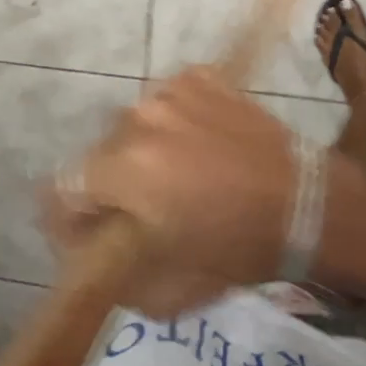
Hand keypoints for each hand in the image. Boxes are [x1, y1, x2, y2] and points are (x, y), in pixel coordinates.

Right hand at [41, 67, 298, 316]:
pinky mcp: (202, 76)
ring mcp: (172, 90)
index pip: (60, 188)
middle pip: (100, 154)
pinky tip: (203, 142)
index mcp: (122, 168)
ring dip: (145, 148)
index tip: (94, 234)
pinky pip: (169, 100)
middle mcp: (138, 118)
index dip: (71, 218)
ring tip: (181, 172)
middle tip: (145, 207)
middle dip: (112, 184)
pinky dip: (177, 120)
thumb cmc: (232, 249)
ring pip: (135, 124)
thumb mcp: (161, 288)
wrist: (304, 202)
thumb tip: (85, 246)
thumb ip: (106, 270)